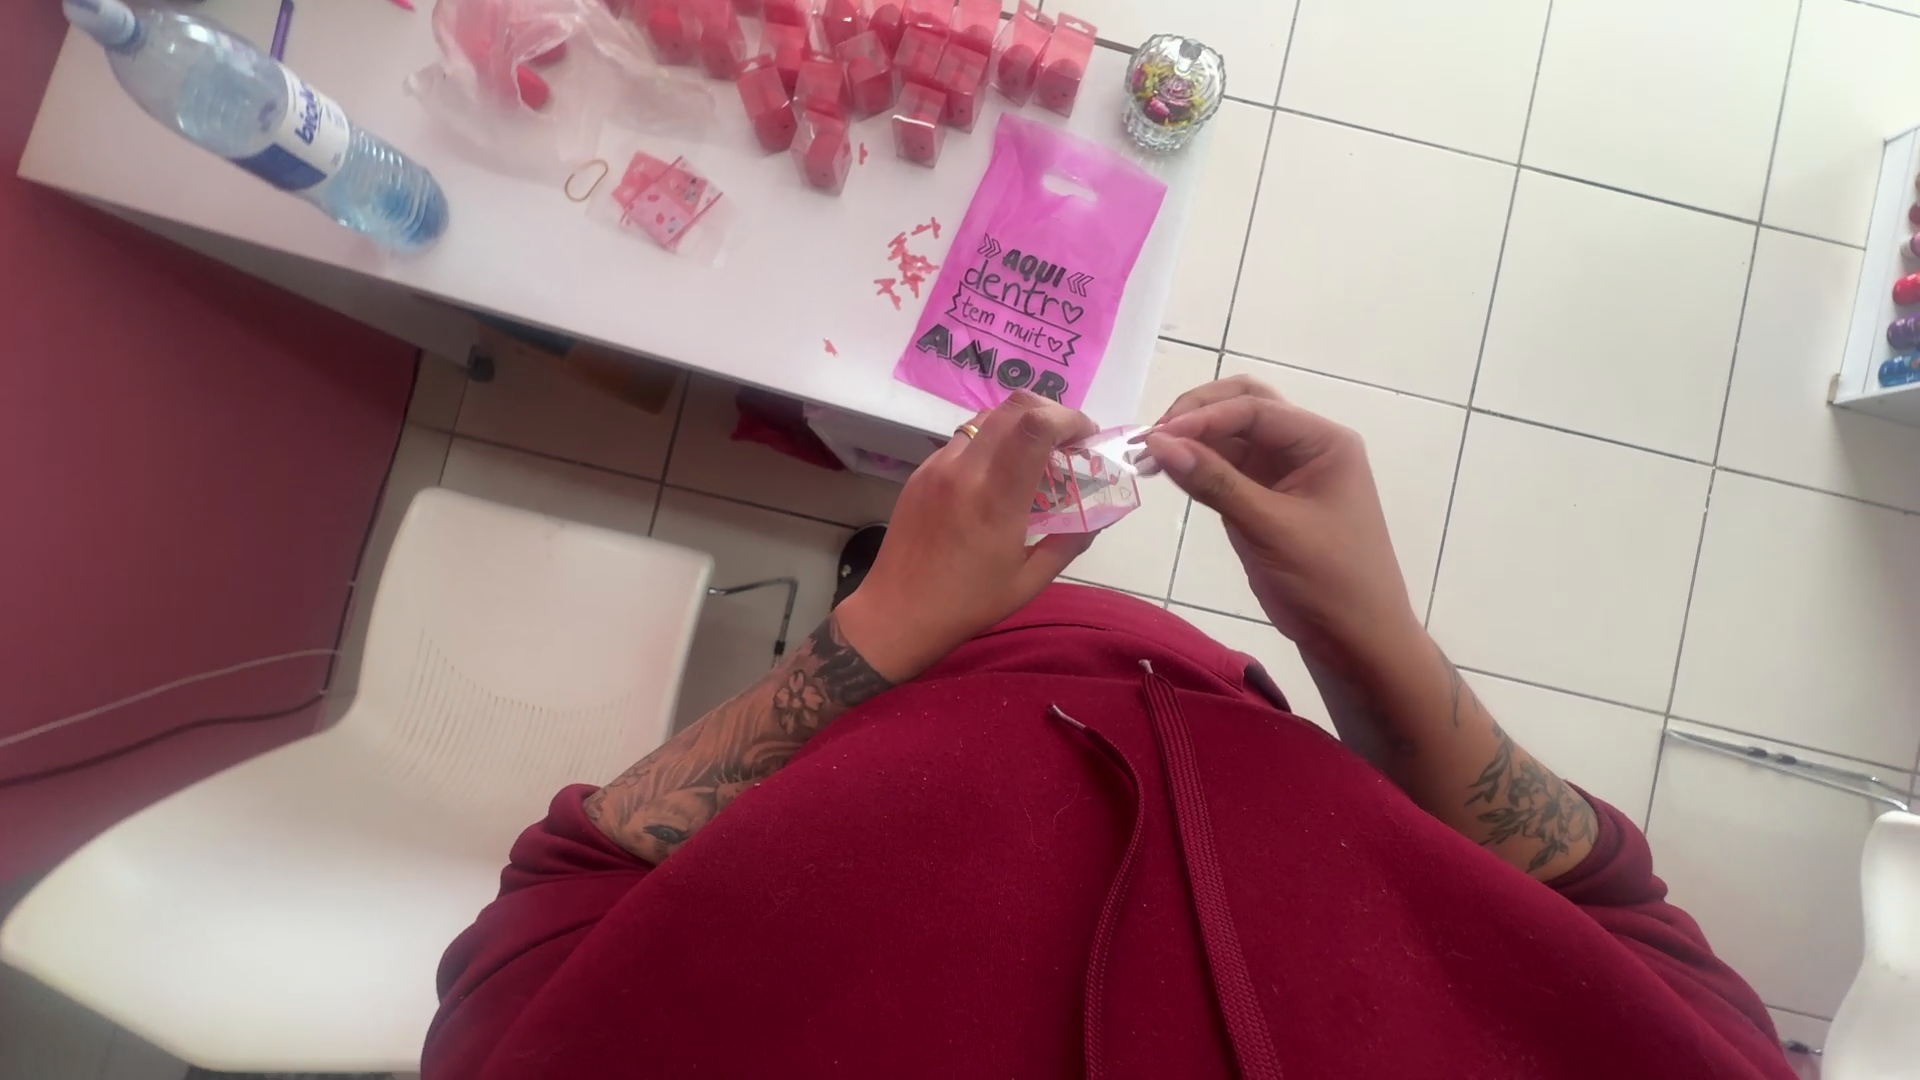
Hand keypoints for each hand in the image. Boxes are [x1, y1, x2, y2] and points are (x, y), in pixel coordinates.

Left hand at [836, 392, 1099, 680]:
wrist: (897, 613)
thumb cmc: (967, 604)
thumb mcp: (1030, 581)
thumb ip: (1069, 541)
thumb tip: (1098, 514)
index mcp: (996, 497)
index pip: (1035, 425)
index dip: (1070, 418)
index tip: (1087, 438)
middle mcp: (965, 470)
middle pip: (1014, 406)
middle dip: (1051, 413)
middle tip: (1066, 444)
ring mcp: (937, 467)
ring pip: (986, 419)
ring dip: (1018, 427)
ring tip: (1031, 461)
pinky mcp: (920, 473)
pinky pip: (962, 441)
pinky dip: (989, 445)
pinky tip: (994, 479)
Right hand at [1145, 376, 1421, 673]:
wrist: (1354, 639)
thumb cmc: (1327, 580)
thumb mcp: (1269, 527)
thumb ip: (1214, 482)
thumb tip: (1158, 443)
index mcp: (1323, 442)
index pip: (1255, 409)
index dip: (1202, 417)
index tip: (1156, 438)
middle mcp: (1303, 446)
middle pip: (1243, 406)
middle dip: (1195, 414)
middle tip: (1153, 438)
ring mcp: (1281, 472)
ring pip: (1229, 436)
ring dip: (1190, 439)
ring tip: (1147, 457)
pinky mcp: (1261, 498)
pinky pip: (1224, 469)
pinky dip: (1195, 466)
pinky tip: (1165, 472)